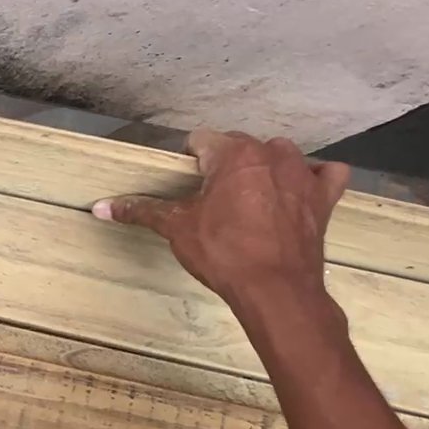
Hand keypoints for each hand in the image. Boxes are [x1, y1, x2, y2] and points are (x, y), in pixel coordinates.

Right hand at [93, 129, 351, 311]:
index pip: (201, 139)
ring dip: (263, 167)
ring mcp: (304, 174)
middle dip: (222, 164)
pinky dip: (312, 177)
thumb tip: (102, 206)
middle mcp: (272, 155)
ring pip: (279, 154)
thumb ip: (141, 210)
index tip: (183, 183)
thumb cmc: (222, 252)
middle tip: (208, 195)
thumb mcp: (175, 228)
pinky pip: (325, 173)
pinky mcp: (326, 196)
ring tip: (247, 195)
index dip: (187, 160)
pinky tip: (295, 191)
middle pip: (239, 145)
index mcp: (233, 156)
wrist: (276, 288)